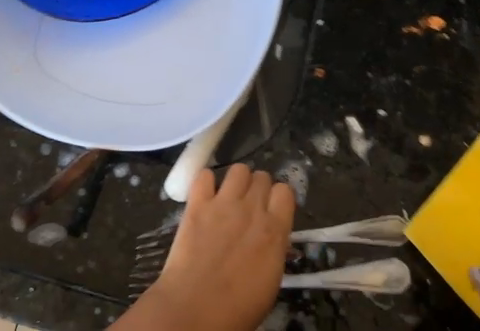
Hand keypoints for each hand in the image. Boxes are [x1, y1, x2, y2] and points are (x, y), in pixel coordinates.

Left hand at [115, 165, 295, 330]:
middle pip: (262, 177)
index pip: (285, 191)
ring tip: (229, 198)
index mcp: (275, 230)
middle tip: (249, 207)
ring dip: (236, 181)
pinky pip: (204, 176)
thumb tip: (272, 238)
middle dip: (258, 189)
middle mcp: (252, 209)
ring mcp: (224, 203)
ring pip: (238, 169)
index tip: (272, 211)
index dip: (278, 200)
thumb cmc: (237, 309)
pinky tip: (204, 196)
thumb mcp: (270, 282)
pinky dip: (206, 182)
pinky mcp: (197, 204)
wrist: (194, 311)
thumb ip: (274, 249)